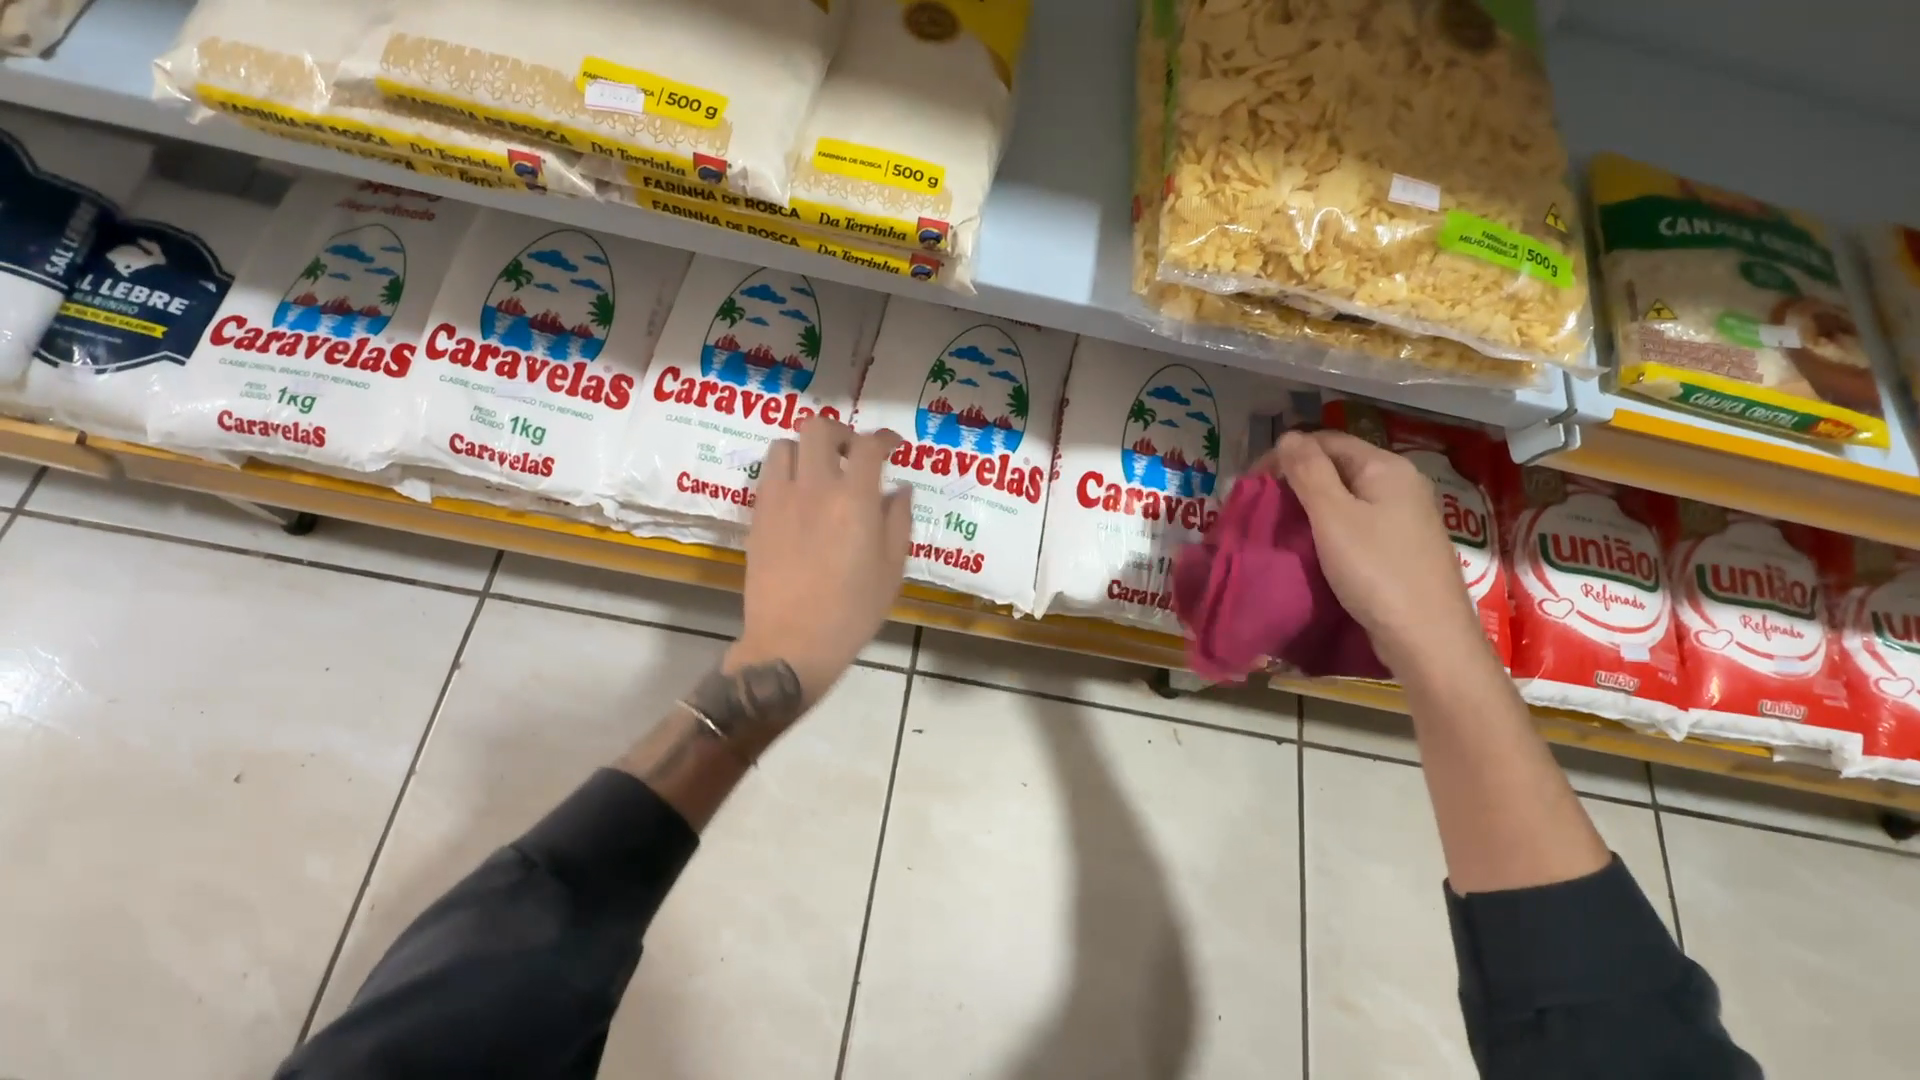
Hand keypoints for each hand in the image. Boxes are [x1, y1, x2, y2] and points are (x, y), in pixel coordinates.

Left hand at [728, 415, 912, 710]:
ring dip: (806, 449)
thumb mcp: (891, 569)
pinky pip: (768, 475)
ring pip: (785, 444)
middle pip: (819, 429)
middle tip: (852, 453)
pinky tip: (798, 496)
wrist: (792, 641)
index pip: (869, 446)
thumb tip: (899, 490)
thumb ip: (898, 521)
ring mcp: (780, 499)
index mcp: (855, 501)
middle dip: (840, 432)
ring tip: (819, 470)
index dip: (884, 438)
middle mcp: (815, 488)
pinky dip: (785, 472)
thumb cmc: (852, 611)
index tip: (892, 446)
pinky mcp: (757, 516)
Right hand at [1271, 429, 1484, 676]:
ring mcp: (1406, 516)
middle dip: (1296, 480)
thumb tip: (1288, 436)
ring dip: (1311, 505)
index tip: (1252, 484)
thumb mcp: (1333, 517)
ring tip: (1280, 526)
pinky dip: (1330, 527)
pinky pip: (1358, 522)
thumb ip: (1309, 473)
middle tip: (1262, 506)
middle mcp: (1401, 483)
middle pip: (1338, 466)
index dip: (1285, 455)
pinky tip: (1313, 546)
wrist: (1427, 637)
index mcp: (1386, 467)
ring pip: (1347, 496)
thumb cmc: (1376, 571)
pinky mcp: (1403, 546)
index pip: (1326, 441)